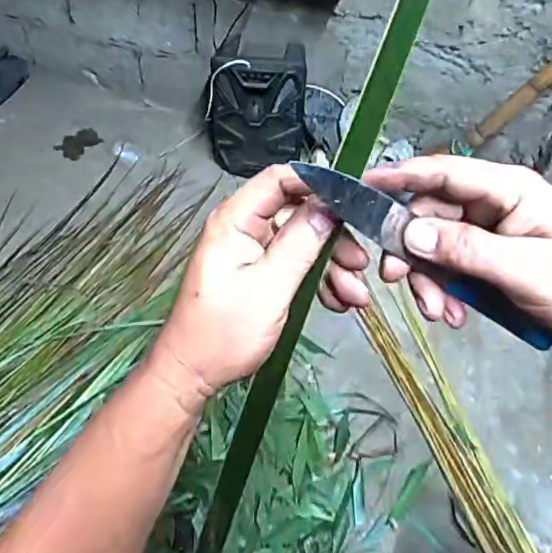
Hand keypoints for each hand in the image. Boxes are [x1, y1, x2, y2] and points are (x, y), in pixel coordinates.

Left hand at [150, 164, 335, 410]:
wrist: (192, 374)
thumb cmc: (224, 331)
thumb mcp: (271, 286)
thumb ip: (301, 242)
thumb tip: (330, 206)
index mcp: (236, 219)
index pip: (280, 179)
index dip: (318, 183)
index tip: (353, 201)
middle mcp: (243, 225)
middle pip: (298, 211)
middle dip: (333, 236)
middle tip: (359, 263)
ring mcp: (251, 248)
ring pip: (302, 240)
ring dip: (331, 264)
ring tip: (353, 294)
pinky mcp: (257, 269)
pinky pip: (294, 261)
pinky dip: (317, 278)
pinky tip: (337, 300)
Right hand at [317, 156, 551, 341]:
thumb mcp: (525, 269)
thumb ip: (466, 250)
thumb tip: (410, 233)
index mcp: (508, 188)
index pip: (442, 171)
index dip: (399, 176)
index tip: (361, 186)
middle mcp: (495, 203)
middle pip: (433, 213)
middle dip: (413, 249)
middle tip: (397, 282)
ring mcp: (495, 230)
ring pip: (439, 243)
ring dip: (430, 277)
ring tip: (439, 311)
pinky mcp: (496, 256)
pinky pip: (456, 264)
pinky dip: (448, 287)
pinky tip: (455, 313)